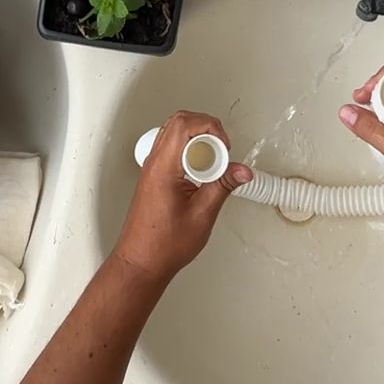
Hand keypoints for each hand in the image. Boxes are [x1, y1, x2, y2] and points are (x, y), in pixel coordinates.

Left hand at [112, 111, 252, 282]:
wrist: (141, 261)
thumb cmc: (163, 244)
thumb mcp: (202, 214)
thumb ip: (223, 186)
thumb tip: (241, 170)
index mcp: (164, 167)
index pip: (185, 126)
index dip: (211, 128)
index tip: (225, 147)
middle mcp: (155, 162)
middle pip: (179, 121)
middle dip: (206, 127)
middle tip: (222, 148)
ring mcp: (152, 167)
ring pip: (174, 131)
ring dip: (197, 136)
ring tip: (214, 159)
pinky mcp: (155, 174)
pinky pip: (172, 146)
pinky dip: (190, 149)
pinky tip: (202, 169)